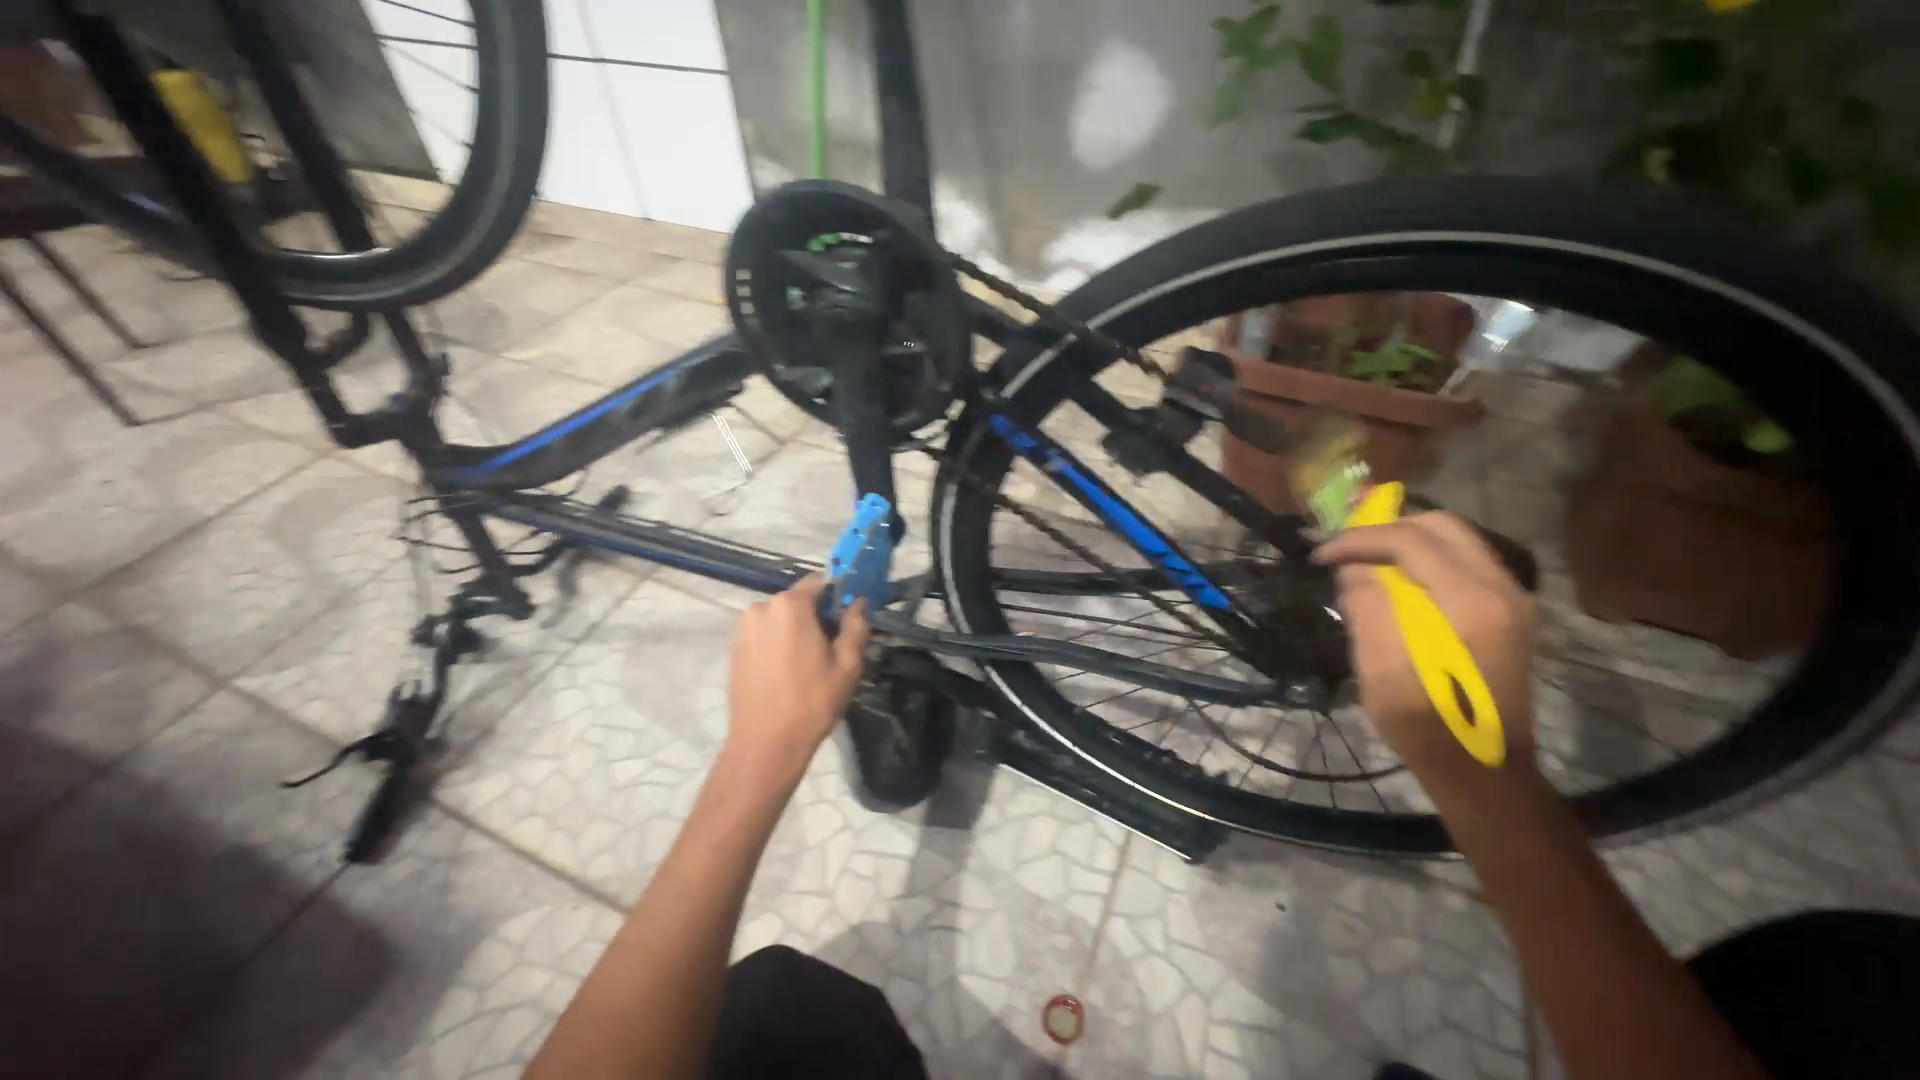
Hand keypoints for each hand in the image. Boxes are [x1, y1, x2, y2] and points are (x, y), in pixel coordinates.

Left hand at [724, 575, 869, 780]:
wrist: (765, 743)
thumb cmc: (812, 702)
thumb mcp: (847, 665)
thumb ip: (855, 626)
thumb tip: (858, 602)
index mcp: (790, 605)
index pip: (819, 583)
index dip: (837, 597)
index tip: (848, 619)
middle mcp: (761, 608)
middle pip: (797, 601)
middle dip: (815, 616)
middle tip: (831, 648)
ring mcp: (743, 628)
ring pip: (780, 619)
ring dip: (795, 631)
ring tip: (809, 665)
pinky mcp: (734, 648)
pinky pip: (764, 635)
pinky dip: (777, 644)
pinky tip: (787, 672)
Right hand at [1313, 512, 1537, 790]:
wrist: (1484, 770)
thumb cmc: (1426, 725)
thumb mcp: (1380, 670)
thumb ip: (1367, 606)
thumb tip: (1351, 567)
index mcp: (1470, 602)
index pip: (1409, 540)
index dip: (1358, 539)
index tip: (1321, 554)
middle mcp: (1501, 588)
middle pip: (1441, 526)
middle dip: (1386, 527)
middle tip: (1344, 546)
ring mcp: (1512, 600)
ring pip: (1457, 540)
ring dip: (1407, 540)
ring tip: (1365, 558)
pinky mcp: (1510, 613)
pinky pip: (1466, 562)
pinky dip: (1427, 558)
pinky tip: (1398, 580)